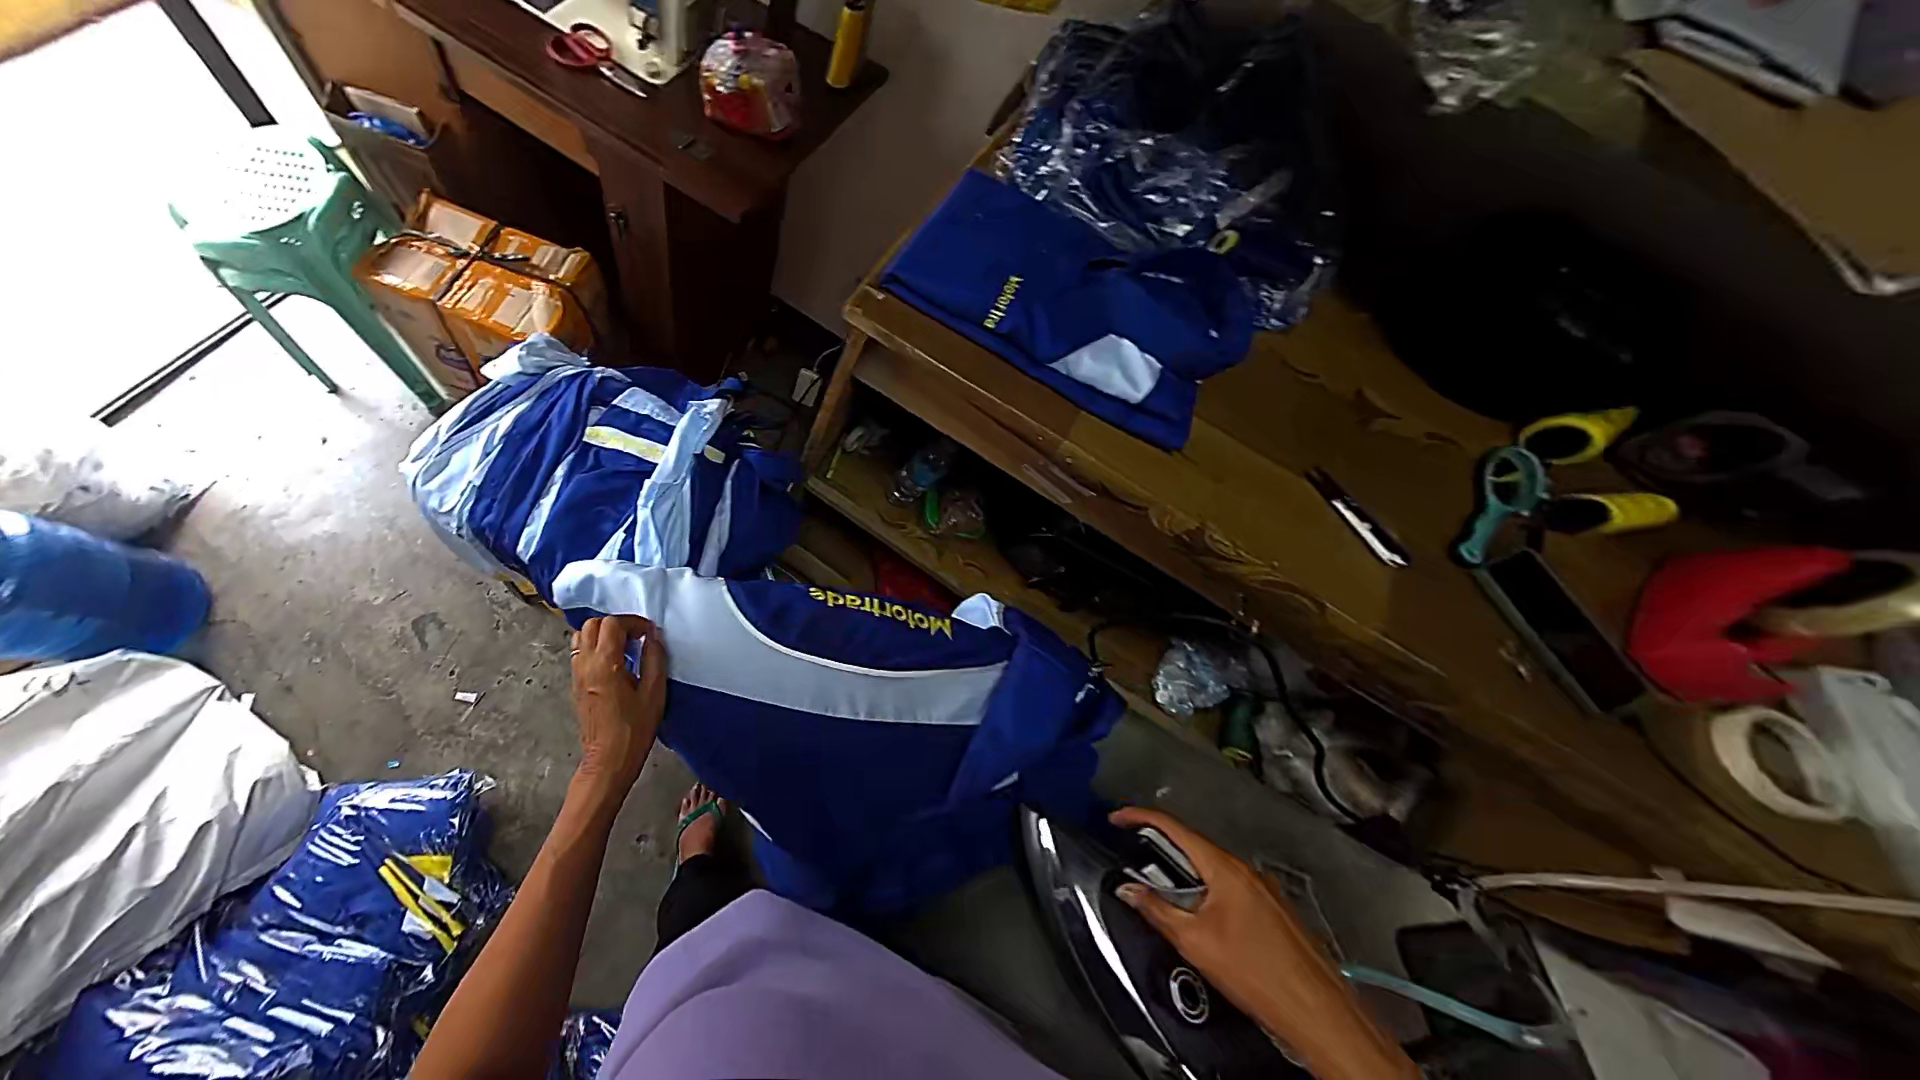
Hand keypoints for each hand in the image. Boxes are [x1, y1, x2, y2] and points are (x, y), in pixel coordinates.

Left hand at [569, 616, 665, 793]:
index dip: (634, 622)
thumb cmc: (634, 728)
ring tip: (626, 648)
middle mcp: (585, 665)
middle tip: (638, 636)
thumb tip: (653, 636)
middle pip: (592, 625)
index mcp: (605, 664)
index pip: (612, 624)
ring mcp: (576, 674)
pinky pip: (580, 653)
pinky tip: (617, 663)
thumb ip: (655, 657)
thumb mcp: (654, 691)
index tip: (650, 633)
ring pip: (581, 637)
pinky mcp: (576, 684)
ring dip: (604, 635)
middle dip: (617, 624)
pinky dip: (597, 648)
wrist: (608, 758)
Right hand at [1110, 807, 1416, 1079]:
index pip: (1174, 828)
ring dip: (1186, 878)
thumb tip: (1129, 890)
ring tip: (1170, 903)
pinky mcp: (1273, 911)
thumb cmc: (1258, 975)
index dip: (1140, 817)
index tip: (1118, 818)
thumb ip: (1157, 910)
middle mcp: (1246, 871)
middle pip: (1194, 847)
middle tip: (1137, 864)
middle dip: (1161, 853)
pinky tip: (1206, 925)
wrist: (1317, 1012)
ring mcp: (1263, 890)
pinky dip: (1208, 894)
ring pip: (1213, 870)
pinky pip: (1231, 889)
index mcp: (1224, 869)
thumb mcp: (1194, 942)